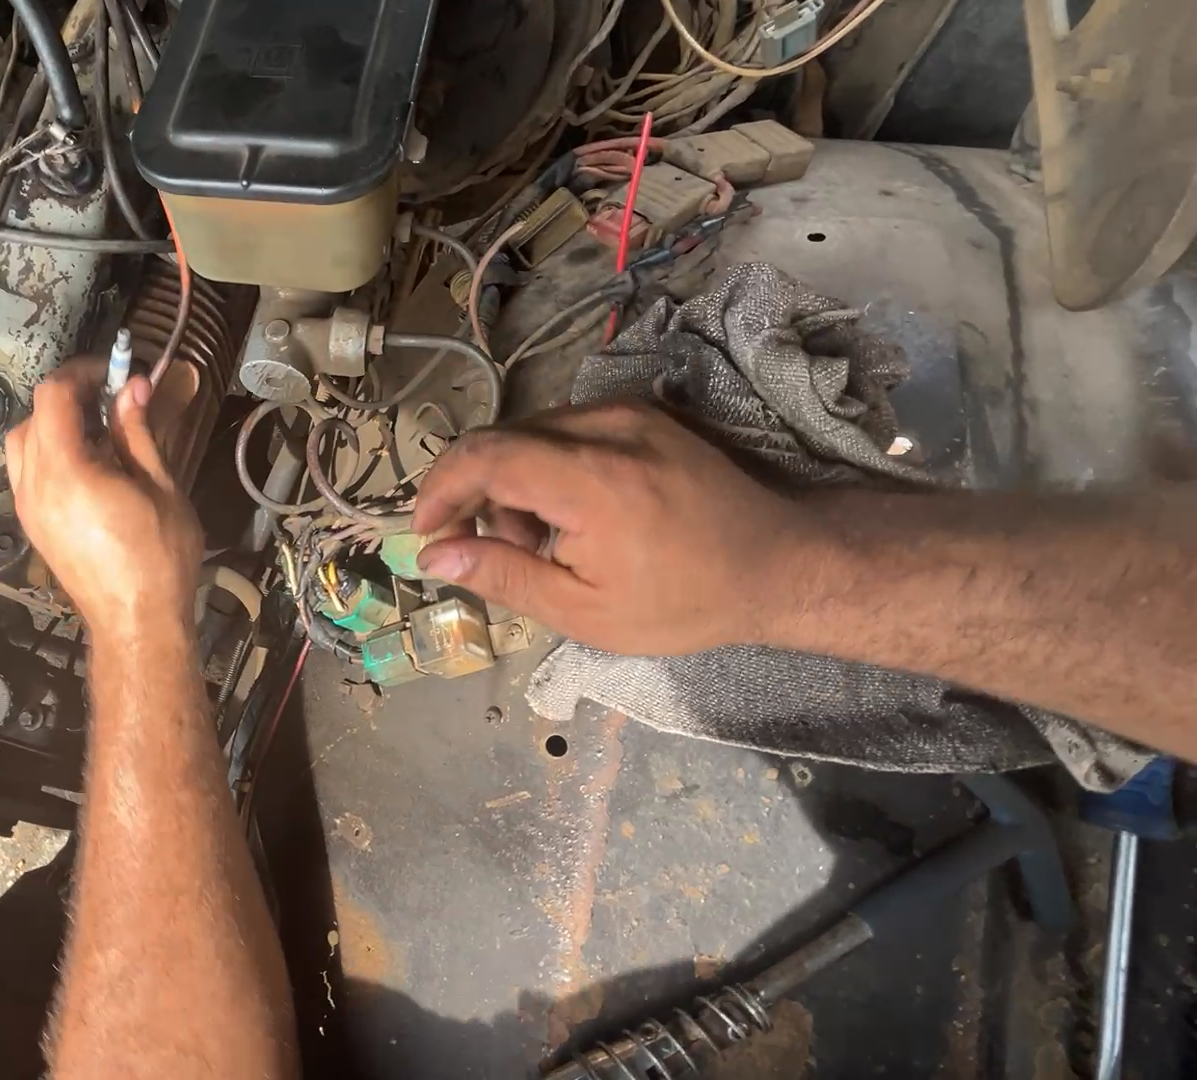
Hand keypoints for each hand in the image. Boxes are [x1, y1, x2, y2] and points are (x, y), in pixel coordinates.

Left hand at [6, 361, 203, 644]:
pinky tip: (86, 464)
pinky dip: (47, 452)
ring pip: (22, 444)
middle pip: (33, 416)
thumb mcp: (160, 488)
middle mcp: (35, 485)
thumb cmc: (159, 557)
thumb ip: (138, 432)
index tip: (115, 372)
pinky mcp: (32, 525)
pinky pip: (25, 472)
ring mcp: (28, 508)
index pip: (54, 396)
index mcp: (67, 472)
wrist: (136, 622)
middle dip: (69, 397)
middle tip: (112, 399)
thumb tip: (133, 386)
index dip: (82, 373)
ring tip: (97, 431)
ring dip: (53, 424)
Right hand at [412, 400, 823, 654]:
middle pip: (496, 441)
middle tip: (479, 548)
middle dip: (469, 494)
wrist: (783, 562)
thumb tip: (433, 556)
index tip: (425, 532)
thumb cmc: (684, 601)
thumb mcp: (584, 612)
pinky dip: (536, 471)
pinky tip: (561, 514)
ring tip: (532, 542)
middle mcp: (605, 427)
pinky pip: (555, 431)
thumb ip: (502, 577)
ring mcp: (622, 411)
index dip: (440, 490)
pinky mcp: (633, 411)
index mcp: (594, 480)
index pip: (485, 457)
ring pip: (521, 435)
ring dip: (504, 486)